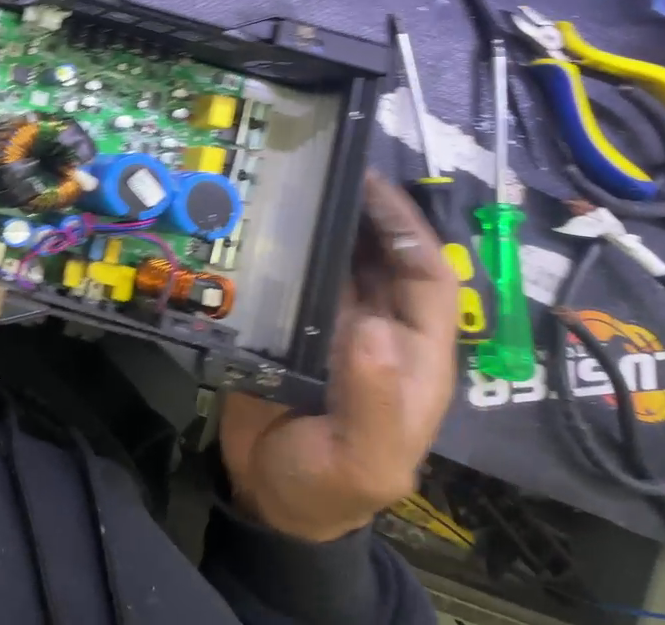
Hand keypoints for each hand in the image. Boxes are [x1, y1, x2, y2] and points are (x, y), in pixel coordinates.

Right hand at [220, 170, 458, 542]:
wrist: (270, 498)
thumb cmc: (330, 484)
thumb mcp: (361, 458)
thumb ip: (373, 401)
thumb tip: (373, 327)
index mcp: (411, 356)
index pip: (425, 280)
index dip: (406, 231)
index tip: (370, 185)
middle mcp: (371, 331)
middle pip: (373, 260)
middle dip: (355, 213)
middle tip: (314, 167)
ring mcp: (322, 329)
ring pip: (325, 265)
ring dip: (310, 228)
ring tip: (276, 186)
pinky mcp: (276, 331)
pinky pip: (278, 283)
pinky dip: (267, 254)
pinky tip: (239, 231)